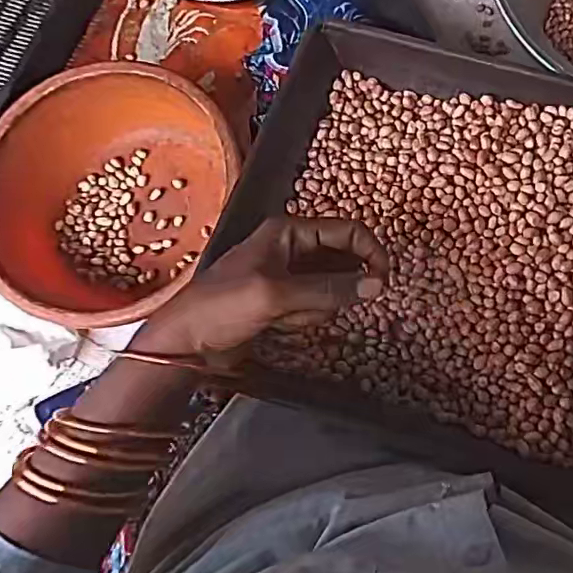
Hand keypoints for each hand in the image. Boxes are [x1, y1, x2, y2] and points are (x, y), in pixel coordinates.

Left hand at [133, 216, 389, 355]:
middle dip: (331, 291)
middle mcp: (292, 248)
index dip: (370, 252)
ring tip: (283, 317)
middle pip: (342, 264)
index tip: (383, 280)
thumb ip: (328, 289)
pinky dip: (304, 319)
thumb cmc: (222, 306)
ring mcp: (290, 275)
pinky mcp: (287, 300)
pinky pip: (316, 307)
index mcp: (287, 231)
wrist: (188, 341)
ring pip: (331, 290)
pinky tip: (279, 324)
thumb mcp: (276, 295)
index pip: (346, 232)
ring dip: (314, 309)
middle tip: (308, 306)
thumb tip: (376, 284)